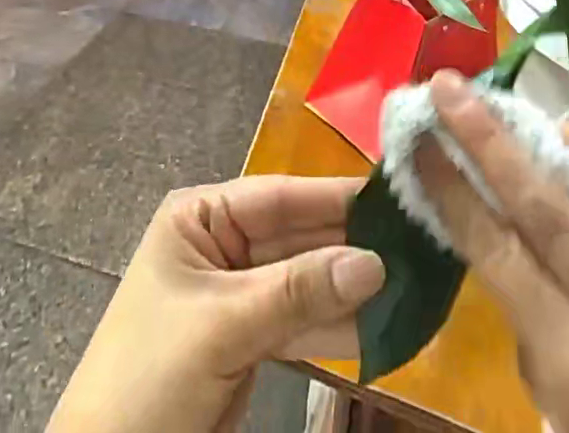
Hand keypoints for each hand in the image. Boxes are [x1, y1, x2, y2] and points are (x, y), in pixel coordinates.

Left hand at [48, 175, 385, 432]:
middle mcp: (222, 243)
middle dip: (350, 247)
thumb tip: (375, 263)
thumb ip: (297, 292)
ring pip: (305, 280)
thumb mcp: (222, 325)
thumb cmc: (151, 372)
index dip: (334, 198)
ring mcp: (239, 290)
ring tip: (413, 286)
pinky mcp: (251, 334)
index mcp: (201, 218)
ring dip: (351, 289)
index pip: (277, 197)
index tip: (395, 198)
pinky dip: (336, 325)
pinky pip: (301, 319)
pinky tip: (382, 326)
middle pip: (297, 237)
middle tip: (417, 247)